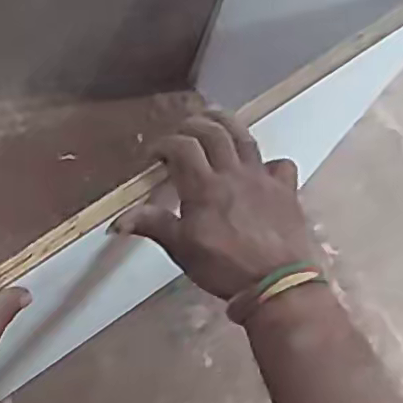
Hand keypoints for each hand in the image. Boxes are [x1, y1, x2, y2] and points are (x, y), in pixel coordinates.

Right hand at [112, 112, 317, 298]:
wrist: (275, 282)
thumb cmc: (222, 266)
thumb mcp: (180, 248)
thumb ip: (152, 225)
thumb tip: (116, 222)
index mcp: (204, 187)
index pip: (182, 149)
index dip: (164, 144)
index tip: (153, 154)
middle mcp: (234, 174)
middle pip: (214, 133)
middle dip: (193, 125)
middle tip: (181, 130)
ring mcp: (263, 178)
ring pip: (245, 138)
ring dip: (227, 124)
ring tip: (214, 119)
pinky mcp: (286, 189)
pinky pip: (278, 164)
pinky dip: (265, 161)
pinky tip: (258, 169)